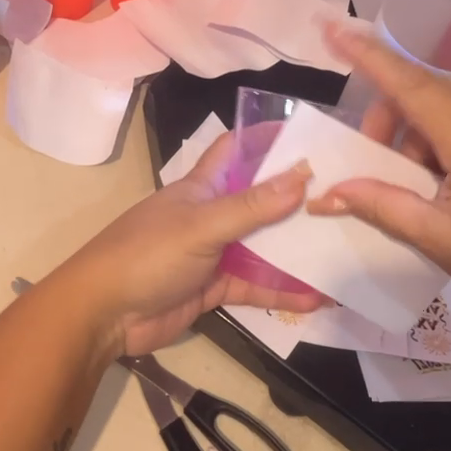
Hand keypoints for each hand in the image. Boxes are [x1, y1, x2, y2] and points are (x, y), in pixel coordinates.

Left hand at [47, 134, 326, 355]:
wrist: (103, 314)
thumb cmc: (147, 255)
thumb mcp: (200, 227)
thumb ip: (250, 207)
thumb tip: (301, 176)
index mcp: (201, 187)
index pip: (235, 149)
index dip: (267, 138)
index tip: (312, 137)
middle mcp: (210, 215)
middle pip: (259, 201)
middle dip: (296, 200)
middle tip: (347, 200)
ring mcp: (212, 253)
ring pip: (261, 247)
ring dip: (296, 250)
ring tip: (346, 250)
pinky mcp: (213, 288)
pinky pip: (255, 286)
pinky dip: (282, 292)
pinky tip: (319, 298)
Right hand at [307, 22, 450, 342]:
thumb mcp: (447, 243)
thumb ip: (386, 207)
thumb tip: (331, 192)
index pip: (407, 83)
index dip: (366, 55)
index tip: (332, 27)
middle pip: (427, 91)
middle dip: (389, 115)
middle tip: (375, 163)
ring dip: (421, 130)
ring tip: (420, 184)